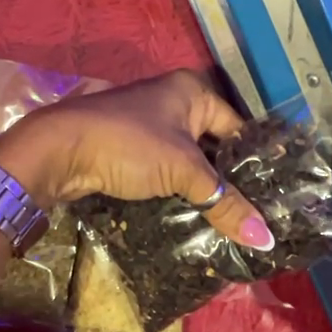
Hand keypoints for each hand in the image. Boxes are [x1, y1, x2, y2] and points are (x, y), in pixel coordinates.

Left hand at [0, 69, 273, 249]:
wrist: (56, 151)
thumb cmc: (128, 145)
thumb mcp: (183, 172)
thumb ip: (225, 204)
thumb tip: (266, 240)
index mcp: (193, 91)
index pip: (238, 129)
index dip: (256, 163)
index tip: (275, 197)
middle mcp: (174, 101)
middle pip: (215, 146)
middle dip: (230, 180)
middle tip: (257, 215)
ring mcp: (150, 125)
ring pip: (191, 160)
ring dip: (204, 188)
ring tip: (232, 221)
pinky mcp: (130, 149)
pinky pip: (168, 169)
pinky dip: (180, 190)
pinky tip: (195, 215)